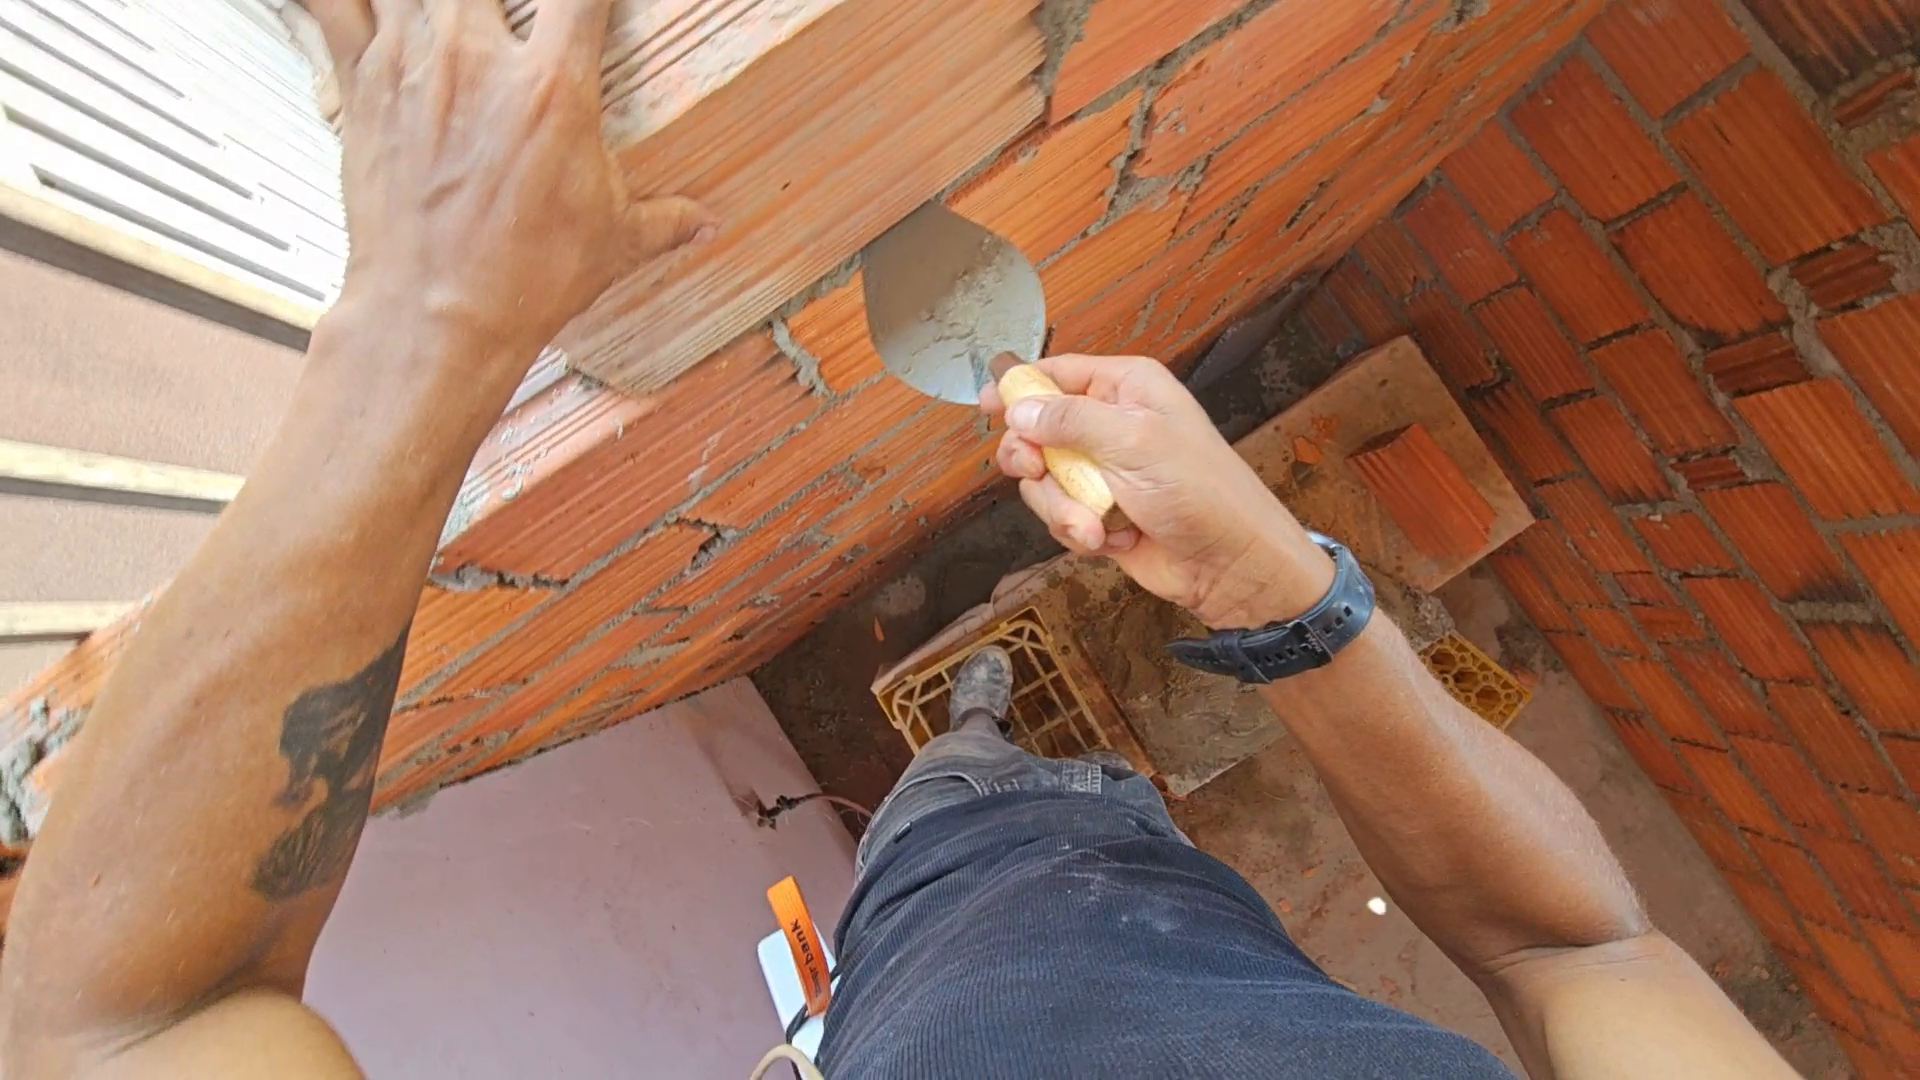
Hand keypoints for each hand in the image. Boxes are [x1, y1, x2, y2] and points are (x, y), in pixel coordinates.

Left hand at [296, 0, 714, 375]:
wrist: (441, 310)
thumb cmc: (531, 276)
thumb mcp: (616, 245)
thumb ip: (665, 219)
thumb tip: (706, 222)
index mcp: (556, 93)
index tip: (599, 6)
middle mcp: (478, 56)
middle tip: (513, 22)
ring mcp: (411, 59)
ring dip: (437, 0)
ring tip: (458, 22)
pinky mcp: (359, 79)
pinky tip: (369, 10)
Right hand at [980, 355, 1334, 629]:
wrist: (1227, 564)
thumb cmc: (1199, 492)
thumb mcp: (1134, 442)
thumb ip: (1070, 421)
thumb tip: (1018, 409)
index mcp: (1125, 388)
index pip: (1059, 374)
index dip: (1020, 386)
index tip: (987, 403)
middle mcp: (1109, 425)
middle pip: (1037, 429)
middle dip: (1032, 458)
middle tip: (1034, 471)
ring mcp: (1101, 471)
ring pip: (1042, 479)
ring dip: (1061, 506)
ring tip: (1093, 524)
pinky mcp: (1096, 511)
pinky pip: (1058, 514)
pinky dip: (1075, 530)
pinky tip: (1104, 539)